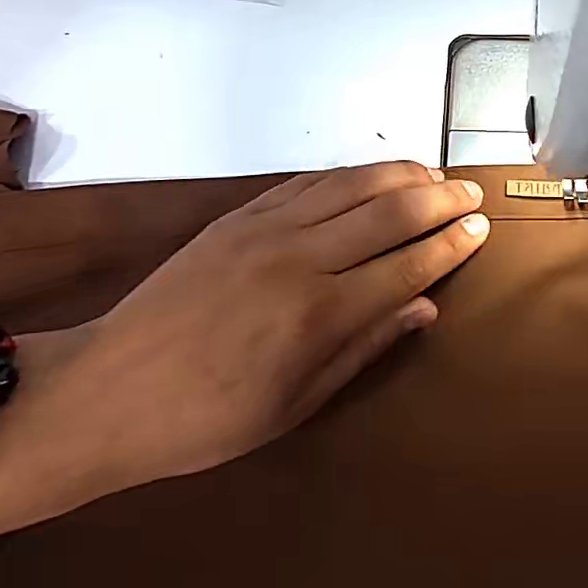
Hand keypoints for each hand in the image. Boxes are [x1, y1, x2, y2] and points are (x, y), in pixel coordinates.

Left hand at [0, 162, 487, 537]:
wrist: (107, 390)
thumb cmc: (210, 417)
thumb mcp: (298, 403)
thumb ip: (367, 346)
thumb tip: (425, 306)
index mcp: (320, 315)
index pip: (407, 265)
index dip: (450, 244)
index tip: (480, 228)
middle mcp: (301, 259)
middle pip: (389, 212)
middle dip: (439, 198)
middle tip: (470, 192)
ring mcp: (266, 229)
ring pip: (351, 184)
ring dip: (400, 173)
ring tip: (433, 170)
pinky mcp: (239, 215)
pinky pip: (307, 182)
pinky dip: (348, 173)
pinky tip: (370, 173)